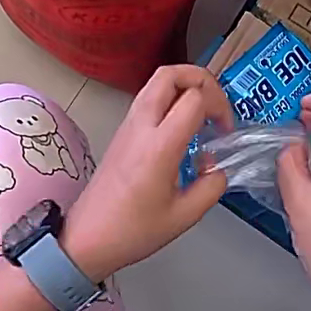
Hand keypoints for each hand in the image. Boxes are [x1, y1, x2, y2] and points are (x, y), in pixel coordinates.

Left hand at [61, 65, 234, 280]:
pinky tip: (182, 127)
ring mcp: (129, 125)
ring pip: (158, 80)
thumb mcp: (184, 217)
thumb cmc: (131, 230)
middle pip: (171, 73)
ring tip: (202, 113)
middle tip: (216, 104)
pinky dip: (172, 99)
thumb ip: (211, 187)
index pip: (194, 98)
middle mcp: (142, 126)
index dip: (219, 106)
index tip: (224, 131)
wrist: (86, 238)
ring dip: (185, 86)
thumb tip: (217, 167)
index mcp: (159, 146)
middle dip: (202, 79)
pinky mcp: (123, 130)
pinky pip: (150, 97)